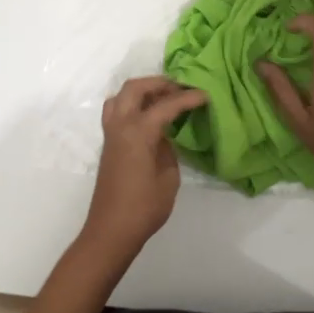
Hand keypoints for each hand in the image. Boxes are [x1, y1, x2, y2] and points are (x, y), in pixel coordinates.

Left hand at [81, 77, 207, 255]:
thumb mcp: (168, 177)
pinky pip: (116, 110)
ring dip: (141, 91)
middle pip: (135, 88)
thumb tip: (164, 136)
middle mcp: (120, 126)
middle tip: (180, 89)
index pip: (166, 105)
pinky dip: (132, 104)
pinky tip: (149, 116)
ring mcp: (110, 133)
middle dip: (158, 84)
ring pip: (120, 96)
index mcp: (137, 132)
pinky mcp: (108, 143)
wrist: (111, 229)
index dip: (187, 98)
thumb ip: (168, 150)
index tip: (205, 94)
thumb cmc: (144, 207)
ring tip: (163, 99)